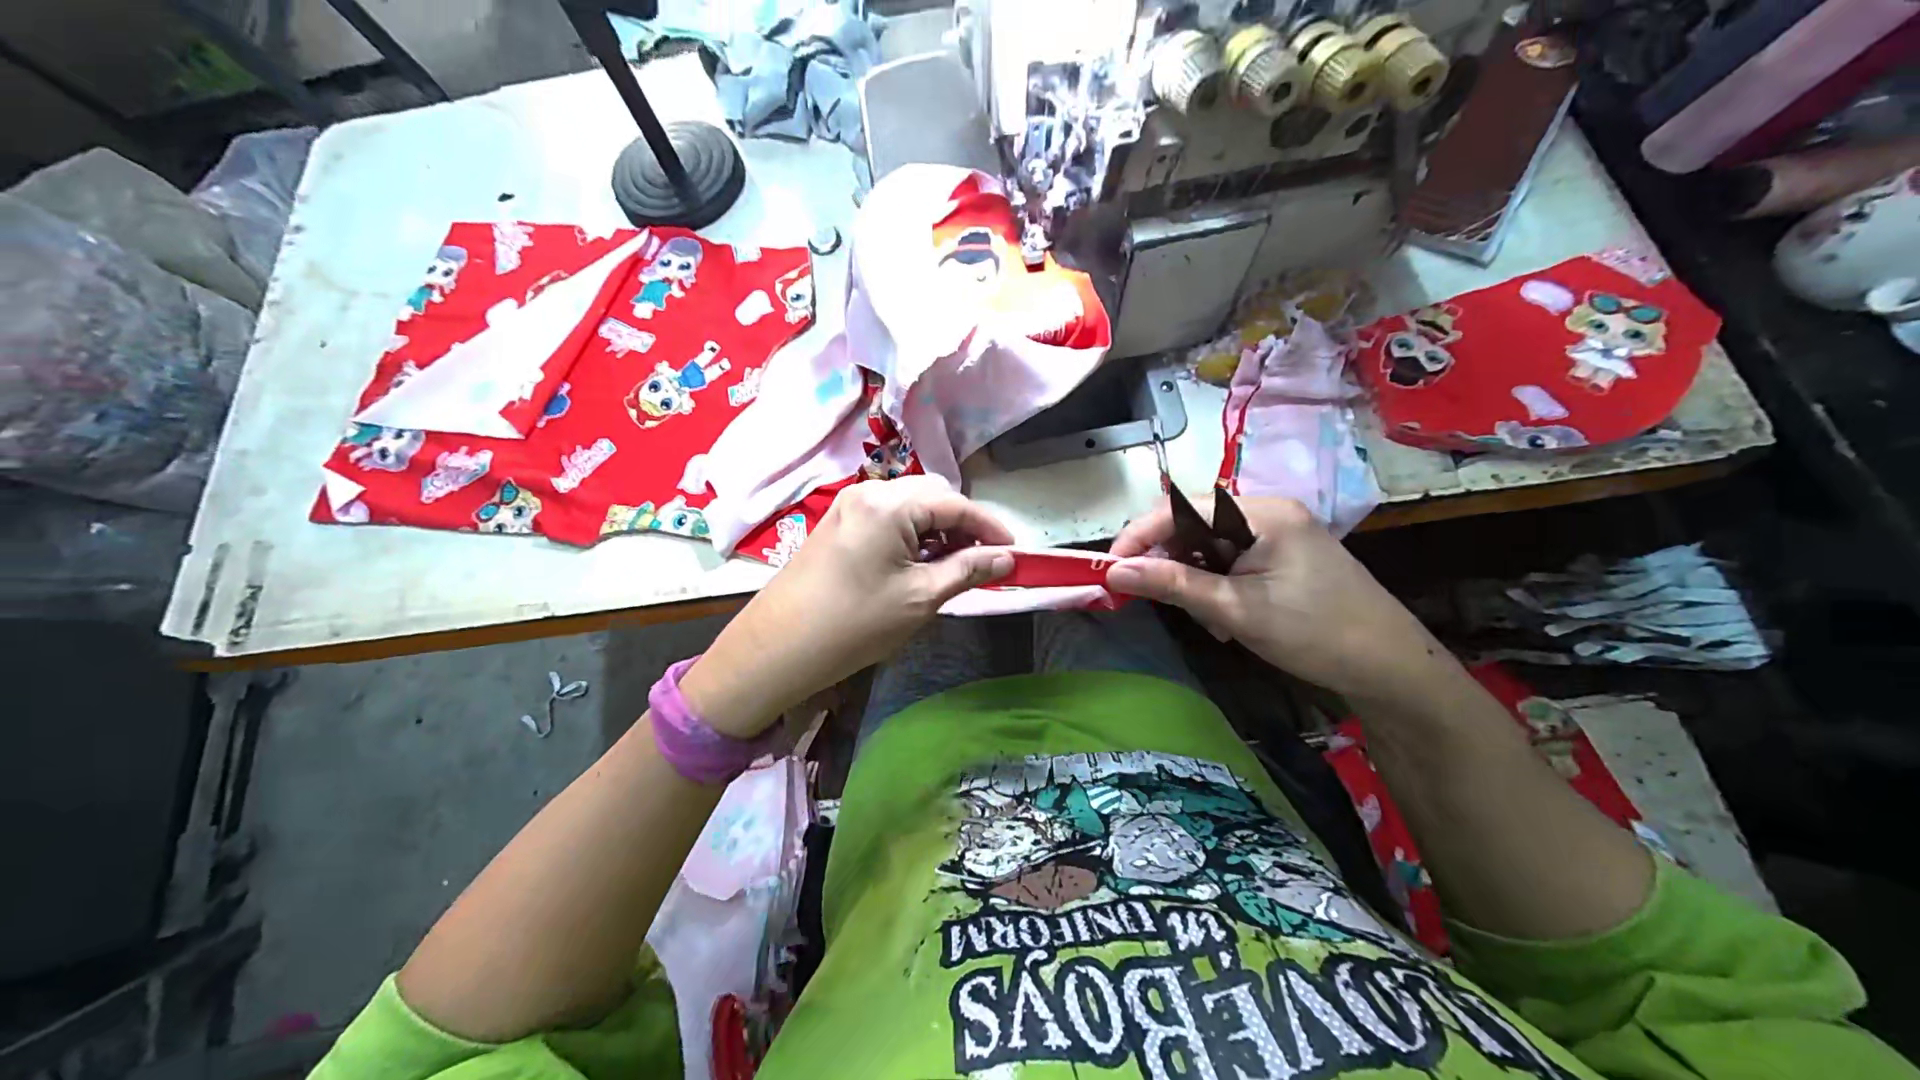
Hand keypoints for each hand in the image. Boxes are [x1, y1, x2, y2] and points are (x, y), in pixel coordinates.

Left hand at [681, 477, 1014, 736]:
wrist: (780, 646)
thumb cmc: (855, 623)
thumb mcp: (920, 598)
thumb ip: (967, 570)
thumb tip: (1006, 559)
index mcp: (890, 504)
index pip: (955, 503)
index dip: (990, 526)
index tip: (1014, 552)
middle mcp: (869, 492)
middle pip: (933, 495)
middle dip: (963, 524)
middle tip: (981, 561)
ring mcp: (850, 506)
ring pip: (910, 505)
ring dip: (938, 530)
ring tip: (952, 567)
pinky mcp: (840, 523)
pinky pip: (888, 517)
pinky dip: (912, 534)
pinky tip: (919, 564)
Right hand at [1105, 496, 1454, 703]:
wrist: (1389, 667)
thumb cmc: (1314, 634)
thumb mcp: (1235, 610)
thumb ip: (1173, 584)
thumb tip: (1114, 572)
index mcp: (1262, 512)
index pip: (1182, 507)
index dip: (1140, 534)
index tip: (1112, 569)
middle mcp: (1268, 511)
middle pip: (1194, 525)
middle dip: (1172, 563)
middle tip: (1163, 601)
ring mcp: (1278, 532)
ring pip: (1209, 546)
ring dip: (1196, 581)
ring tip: (1210, 622)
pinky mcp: (1282, 555)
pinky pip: (1230, 560)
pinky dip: (1217, 587)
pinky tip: (1226, 620)